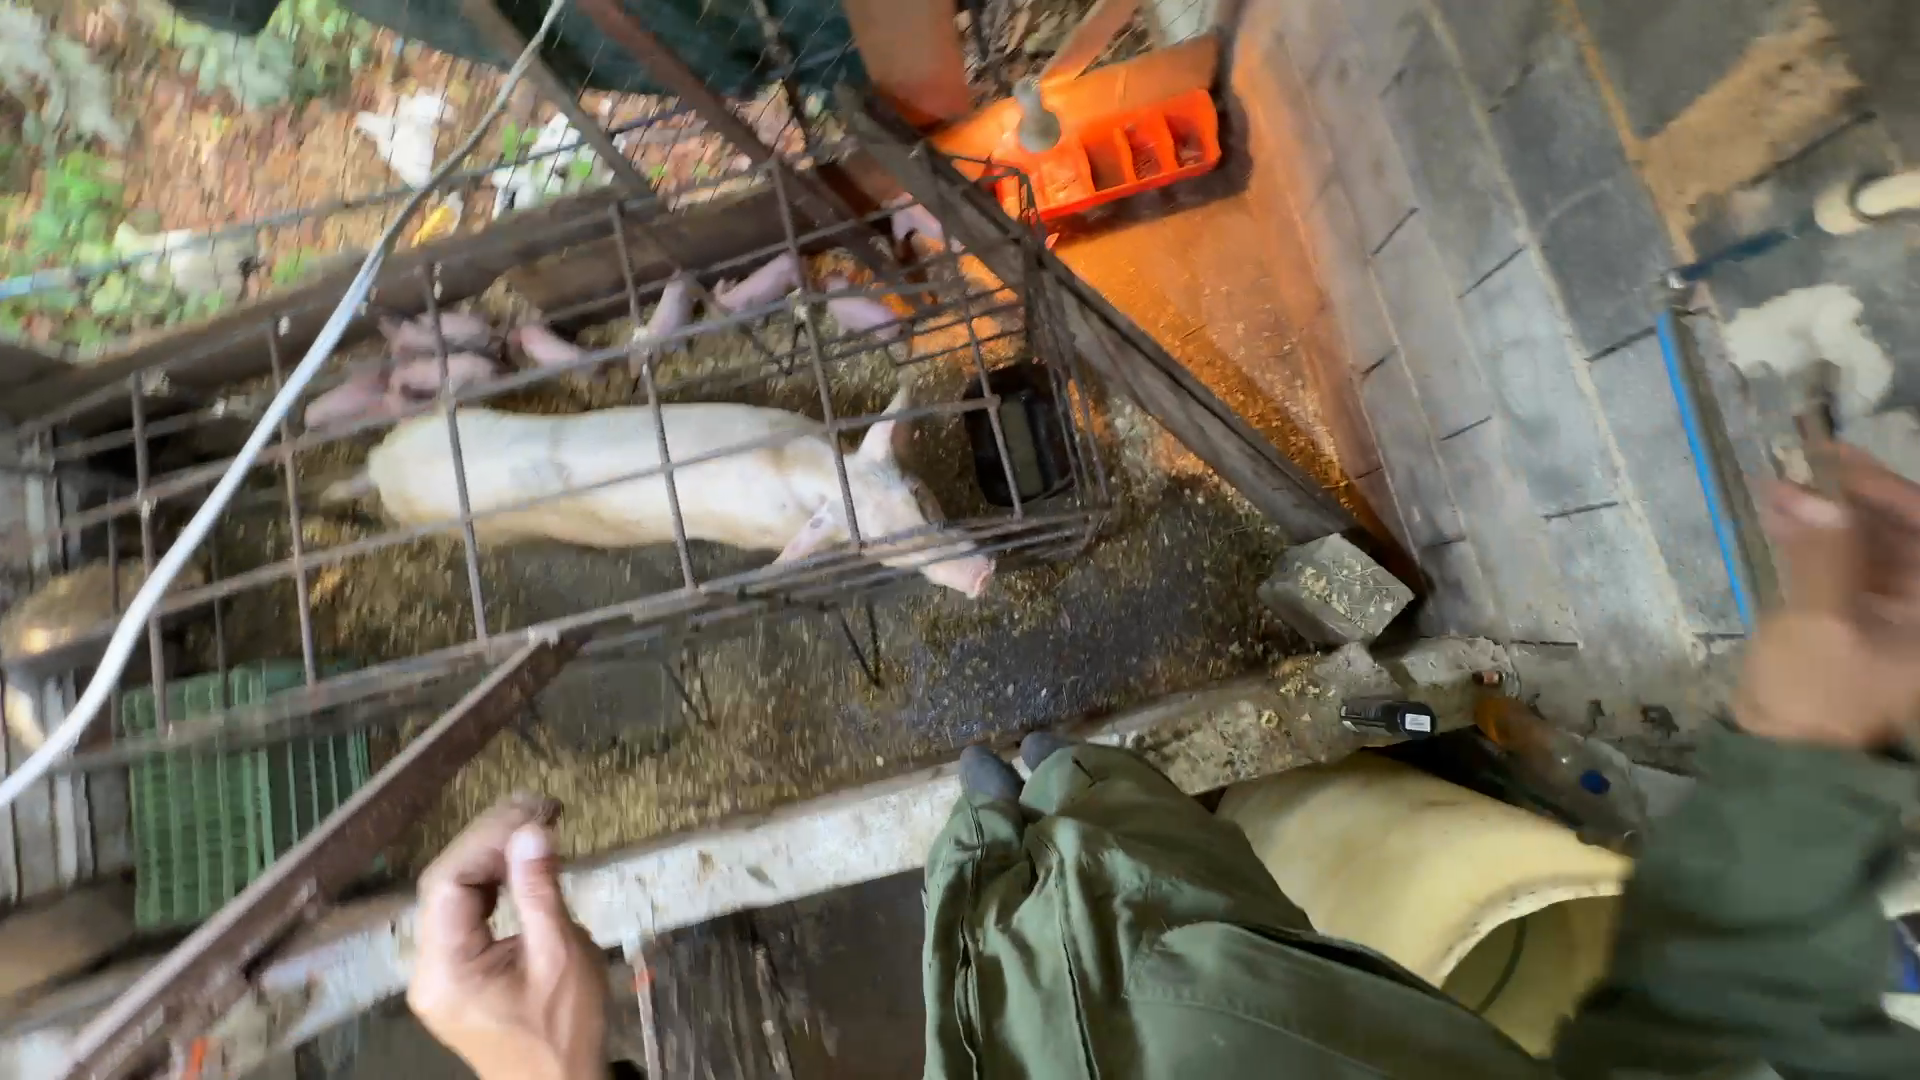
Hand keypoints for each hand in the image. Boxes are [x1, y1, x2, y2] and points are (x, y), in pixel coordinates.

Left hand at [407, 794, 607, 1079]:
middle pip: (447, 883)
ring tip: (541, 818)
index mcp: (445, 969)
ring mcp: (442, 968)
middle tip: (544, 805)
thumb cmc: (563, 1026)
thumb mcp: (560, 955)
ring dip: (497, 851)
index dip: (488, 839)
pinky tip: (527, 855)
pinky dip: (499, 875)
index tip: (537, 812)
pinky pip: (471, 908)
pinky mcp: (461, 967)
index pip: (447, 883)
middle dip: (493, 837)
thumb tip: (533, 829)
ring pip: (457, 891)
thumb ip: (540, 890)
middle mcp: (430, 966)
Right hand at [1736, 442, 1919, 749]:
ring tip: (1780, 487)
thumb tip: (1809, 494)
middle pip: (1906, 532)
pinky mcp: (1865, 615)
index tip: (1830, 457)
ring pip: (1875, 543)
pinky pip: (1849, 563)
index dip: (1888, 489)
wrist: (1790, 745)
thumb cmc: (1816, 689)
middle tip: (1797, 465)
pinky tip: (1785, 518)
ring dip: (1830, 514)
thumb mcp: (1820, 621)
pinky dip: (1819, 538)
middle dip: (1853, 497)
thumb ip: (1821, 555)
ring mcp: (1900, 610)